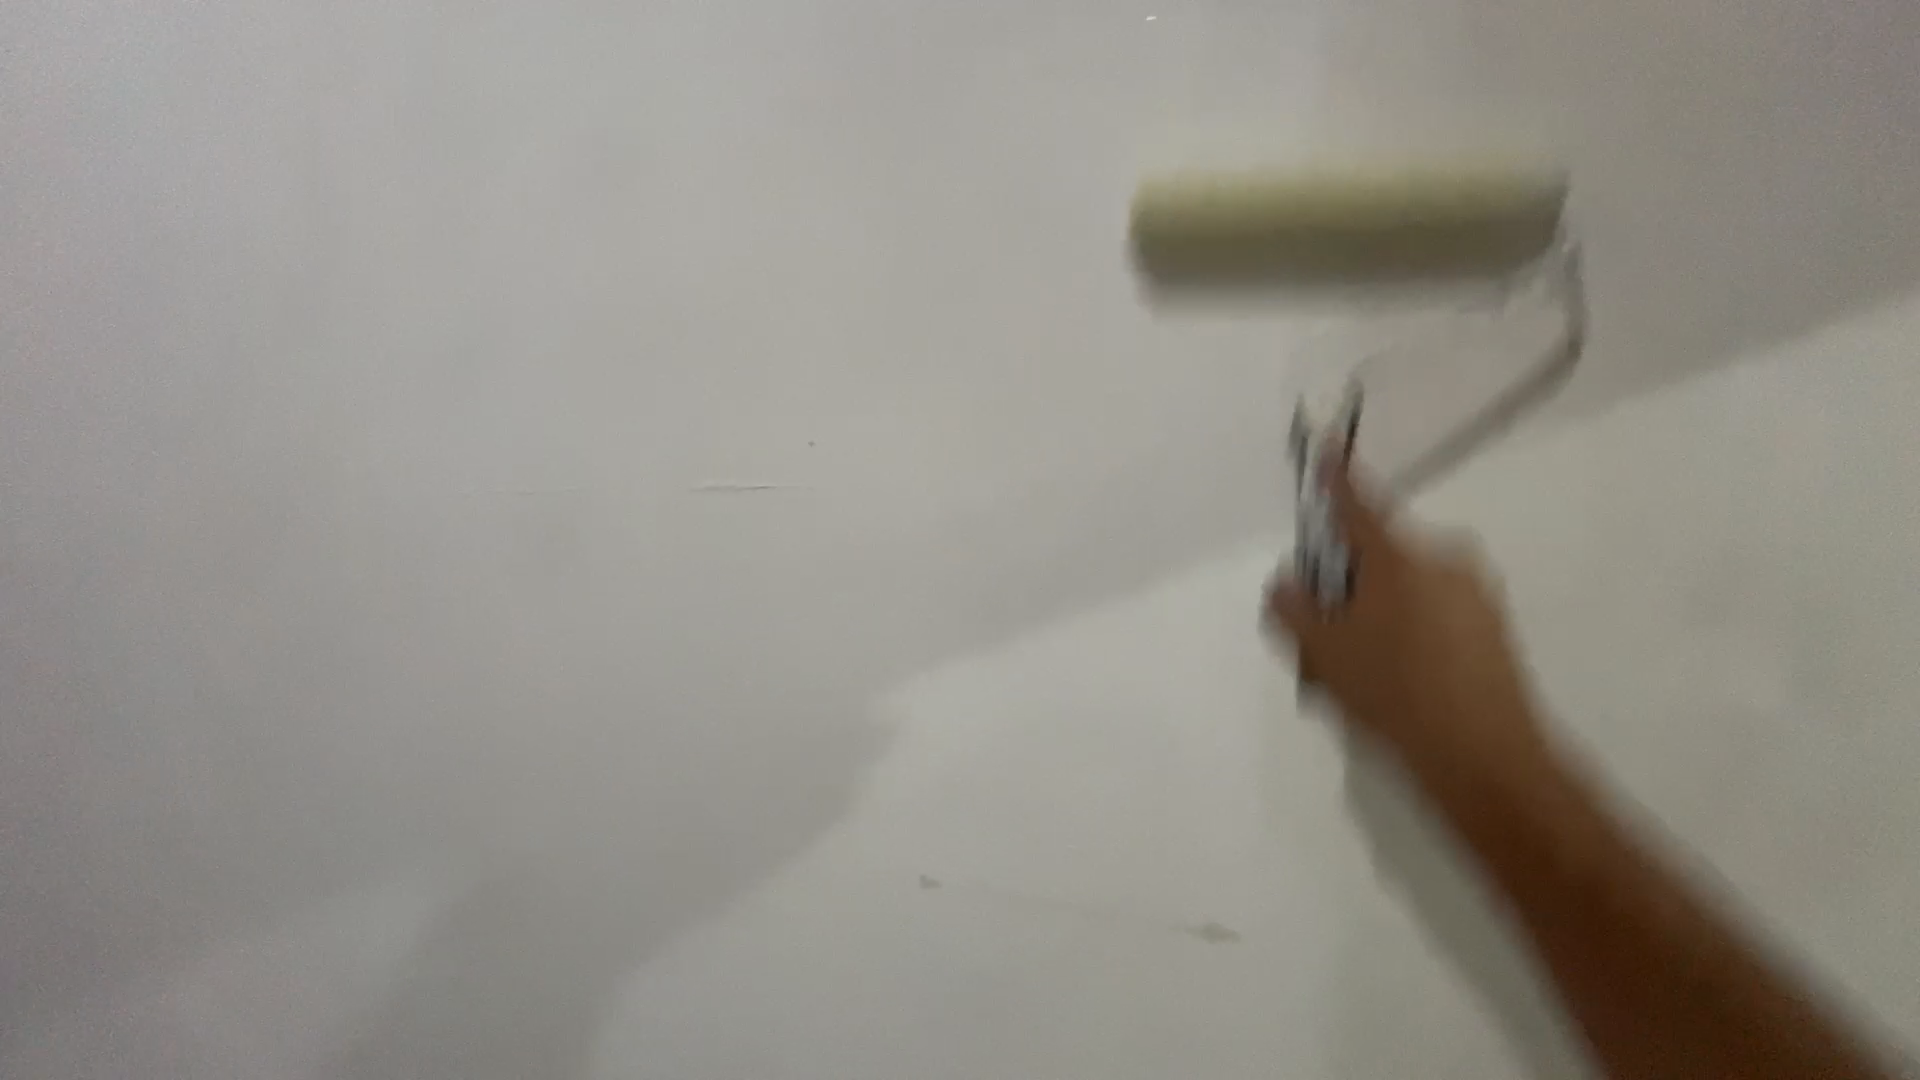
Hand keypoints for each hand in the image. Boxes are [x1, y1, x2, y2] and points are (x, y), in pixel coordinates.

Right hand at [1264, 456, 1552, 779]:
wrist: (1485, 760)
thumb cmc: (1392, 692)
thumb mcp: (1319, 649)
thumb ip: (1290, 606)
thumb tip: (1287, 582)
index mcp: (1398, 557)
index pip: (1356, 504)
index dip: (1335, 476)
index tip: (1326, 444)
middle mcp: (1443, 561)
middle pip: (1378, 557)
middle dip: (1345, 586)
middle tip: (1323, 636)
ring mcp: (1475, 595)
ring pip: (1404, 590)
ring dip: (1374, 615)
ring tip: (1357, 673)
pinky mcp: (1493, 628)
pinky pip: (1433, 614)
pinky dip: (1405, 634)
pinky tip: (1394, 684)